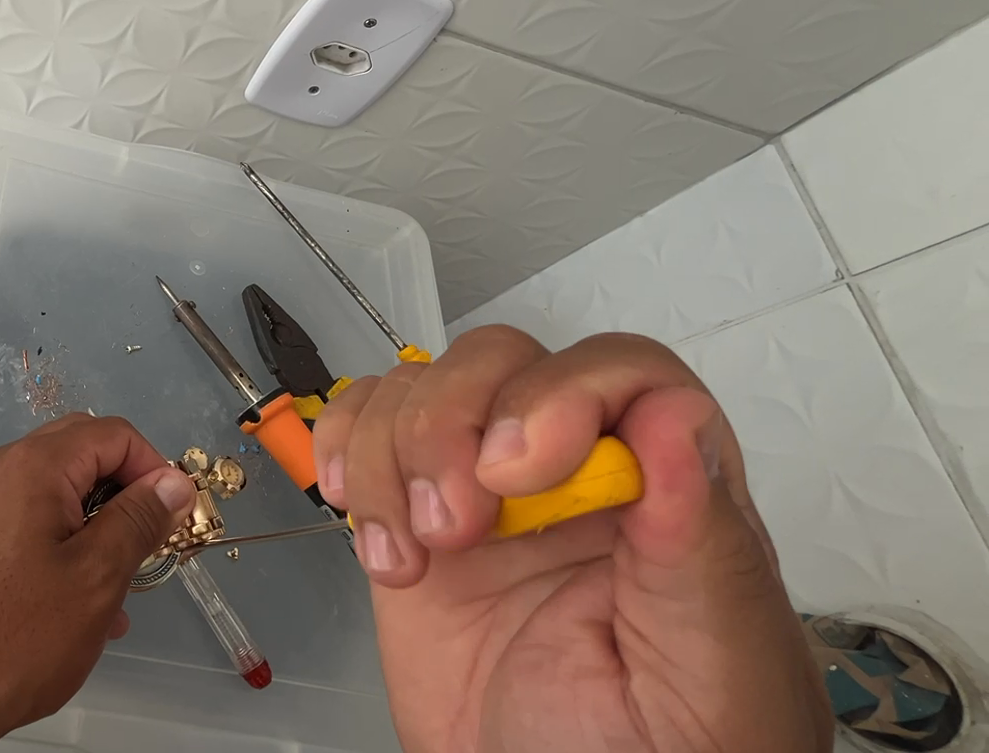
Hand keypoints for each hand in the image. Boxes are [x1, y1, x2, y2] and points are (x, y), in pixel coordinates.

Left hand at [0, 414, 196, 752]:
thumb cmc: (17, 633)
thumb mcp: (97, 576)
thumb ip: (138, 520)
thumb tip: (172, 483)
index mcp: (35, 464)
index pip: (112, 434)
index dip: (154, 468)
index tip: (176, 514)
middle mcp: (4, 469)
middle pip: (83, 451)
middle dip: (127, 489)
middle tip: (154, 537)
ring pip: (59, 488)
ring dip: (99, 520)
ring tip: (122, 582)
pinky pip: (33, 517)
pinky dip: (67, 539)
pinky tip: (83, 598)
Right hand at [312, 327, 831, 752]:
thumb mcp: (703, 685)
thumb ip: (703, 555)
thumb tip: (675, 416)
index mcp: (658, 497)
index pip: (620, 372)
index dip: (558, 394)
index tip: (513, 475)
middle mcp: (561, 468)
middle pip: (497, 359)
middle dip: (448, 428)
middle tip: (449, 526)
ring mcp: (472, 479)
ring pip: (415, 386)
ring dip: (387, 459)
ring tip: (405, 556)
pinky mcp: (401, 499)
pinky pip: (358, 419)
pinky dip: (340, 448)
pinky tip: (361, 518)